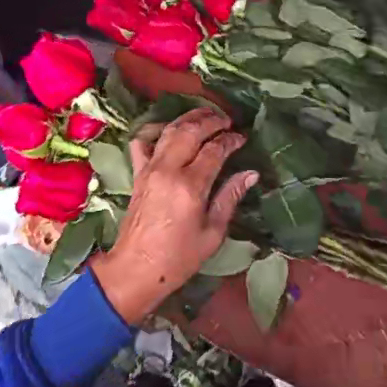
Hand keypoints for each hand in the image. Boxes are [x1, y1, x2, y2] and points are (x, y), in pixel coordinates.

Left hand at [90, 108, 258, 322]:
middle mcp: (168, 170)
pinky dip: (156, 130)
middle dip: (212, 120)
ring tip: (207, 115)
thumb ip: (230, 197)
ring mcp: (149, 169)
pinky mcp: (137, 173)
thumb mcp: (213, 233)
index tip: (242, 138)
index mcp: (190, 186)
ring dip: (190, 118)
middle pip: (192, 130)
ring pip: (170, 130)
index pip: (215, 149)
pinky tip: (170, 130)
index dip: (231, 140)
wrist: (135, 270)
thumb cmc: (179, 257)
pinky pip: (143, 142)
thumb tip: (251, 173)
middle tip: (228, 121)